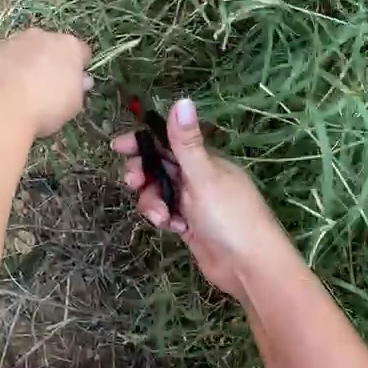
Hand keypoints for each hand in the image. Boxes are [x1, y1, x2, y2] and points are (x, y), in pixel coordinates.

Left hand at [0, 29, 92, 138]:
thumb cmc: (44, 108)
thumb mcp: (73, 105)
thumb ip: (78, 88)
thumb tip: (80, 80)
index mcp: (67, 46)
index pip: (81, 52)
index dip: (78, 68)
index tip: (72, 85)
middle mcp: (38, 36)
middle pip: (48, 46)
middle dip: (47, 62)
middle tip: (43, 89)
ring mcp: (9, 41)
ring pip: (19, 51)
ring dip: (20, 65)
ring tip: (14, 94)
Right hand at [114, 98, 294, 300]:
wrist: (249, 268)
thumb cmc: (229, 216)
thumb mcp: (203, 176)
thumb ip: (186, 142)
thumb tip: (182, 99)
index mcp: (205, 160)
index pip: (167, 142)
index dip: (142, 142)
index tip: (118, 147)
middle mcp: (198, 177)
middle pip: (158, 167)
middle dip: (142, 175)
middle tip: (133, 183)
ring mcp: (194, 201)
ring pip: (159, 192)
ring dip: (152, 202)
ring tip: (162, 217)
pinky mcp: (190, 224)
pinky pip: (166, 212)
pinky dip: (165, 218)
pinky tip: (174, 228)